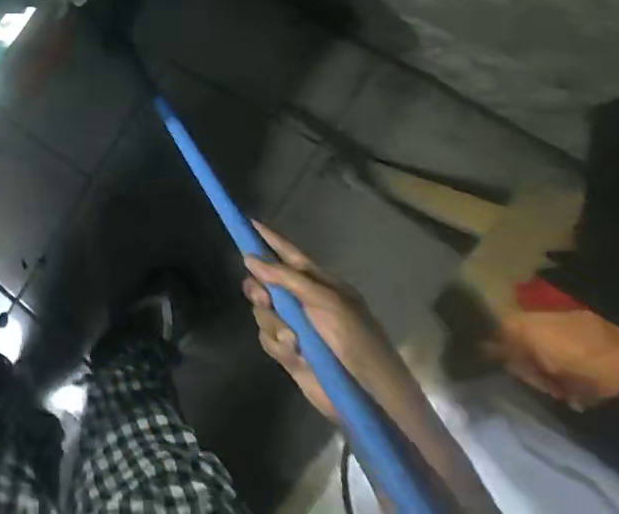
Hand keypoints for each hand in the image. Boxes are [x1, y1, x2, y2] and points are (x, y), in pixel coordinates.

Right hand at [243, 222, 404, 421]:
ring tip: (294, 341)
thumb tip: (249, 258)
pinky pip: (267, 337)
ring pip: (262, 312)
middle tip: (263, 298)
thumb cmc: (356, 341)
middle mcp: (303, 301)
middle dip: (259, 290)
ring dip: (274, 324)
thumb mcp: (326, 302)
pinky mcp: (289, 351)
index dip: (269, 239)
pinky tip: (296, 354)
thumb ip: (287, 278)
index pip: (288, 254)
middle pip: (265, 282)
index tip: (247, 222)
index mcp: (319, 284)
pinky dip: (279, 345)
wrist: (371, 397)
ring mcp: (295, 326)